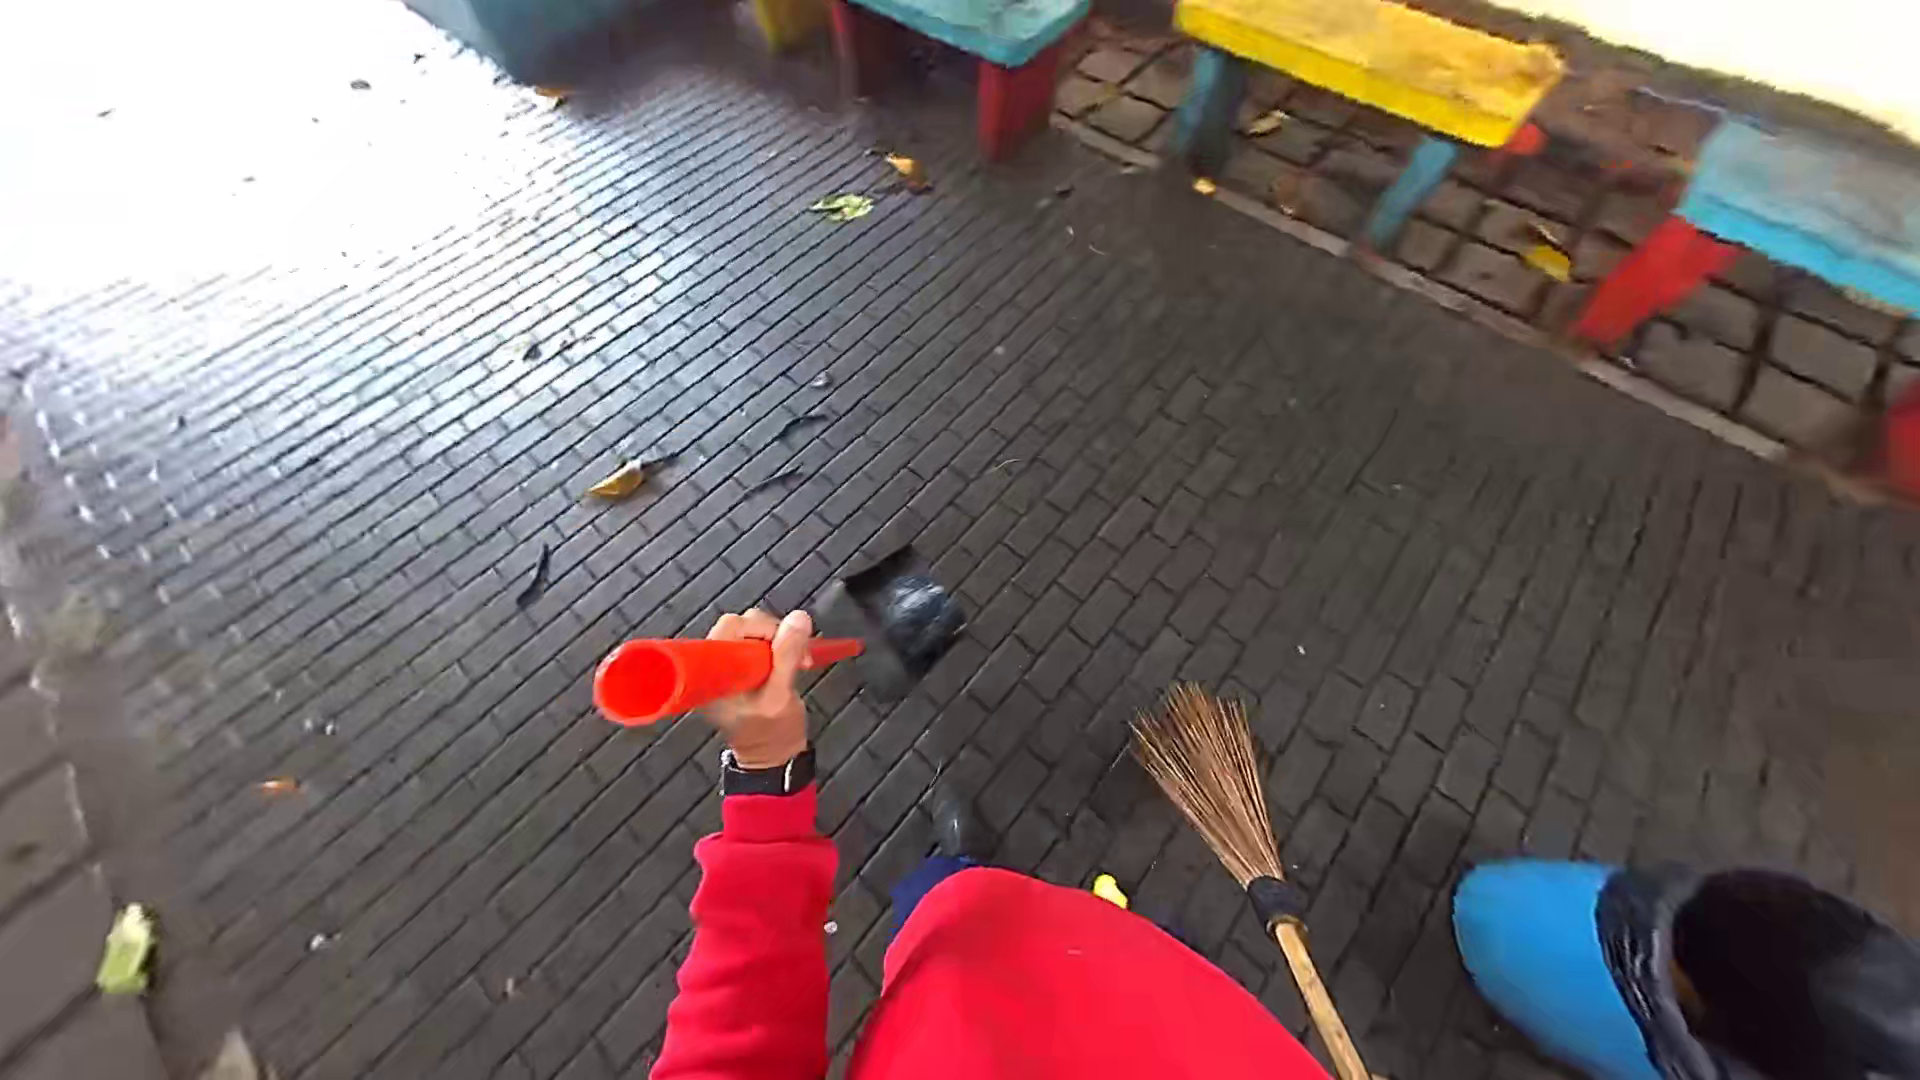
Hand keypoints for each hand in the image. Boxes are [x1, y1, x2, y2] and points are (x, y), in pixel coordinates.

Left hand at [703, 608, 812, 768]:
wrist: (772, 757)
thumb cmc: (771, 735)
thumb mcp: (780, 696)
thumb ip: (787, 656)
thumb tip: (798, 619)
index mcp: (712, 674)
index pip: (728, 629)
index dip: (757, 628)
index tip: (780, 643)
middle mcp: (716, 666)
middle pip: (742, 625)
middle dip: (774, 633)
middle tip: (797, 652)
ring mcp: (730, 665)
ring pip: (754, 630)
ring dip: (781, 640)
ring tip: (799, 660)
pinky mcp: (744, 665)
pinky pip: (761, 641)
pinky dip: (780, 645)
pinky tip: (793, 660)